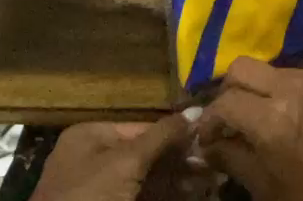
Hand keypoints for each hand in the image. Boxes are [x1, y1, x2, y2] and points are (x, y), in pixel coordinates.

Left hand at [32, 116, 208, 200]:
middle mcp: (93, 159)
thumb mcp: (126, 162)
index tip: (208, 140)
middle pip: (148, 154)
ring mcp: (99, 191)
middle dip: (181, 161)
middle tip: (213, 166)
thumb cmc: (89, 198)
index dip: (177, 134)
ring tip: (210, 182)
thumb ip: (162, 135)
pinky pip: (142, 199)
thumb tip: (198, 110)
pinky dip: (165, 197)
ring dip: (178, 181)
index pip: (144, 127)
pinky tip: (191, 195)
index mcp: (91, 137)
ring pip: (147, 180)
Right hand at [200, 58, 302, 200]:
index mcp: (273, 120)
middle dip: (228, 91)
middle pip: (242, 67)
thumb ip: (229, 156)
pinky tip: (295, 114)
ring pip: (271, 69)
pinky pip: (300, 74)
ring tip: (263, 117)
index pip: (225, 102)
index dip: (209, 119)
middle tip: (228, 117)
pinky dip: (288, 91)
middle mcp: (293, 87)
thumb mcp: (262, 184)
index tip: (206, 136)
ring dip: (260, 90)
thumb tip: (205, 145)